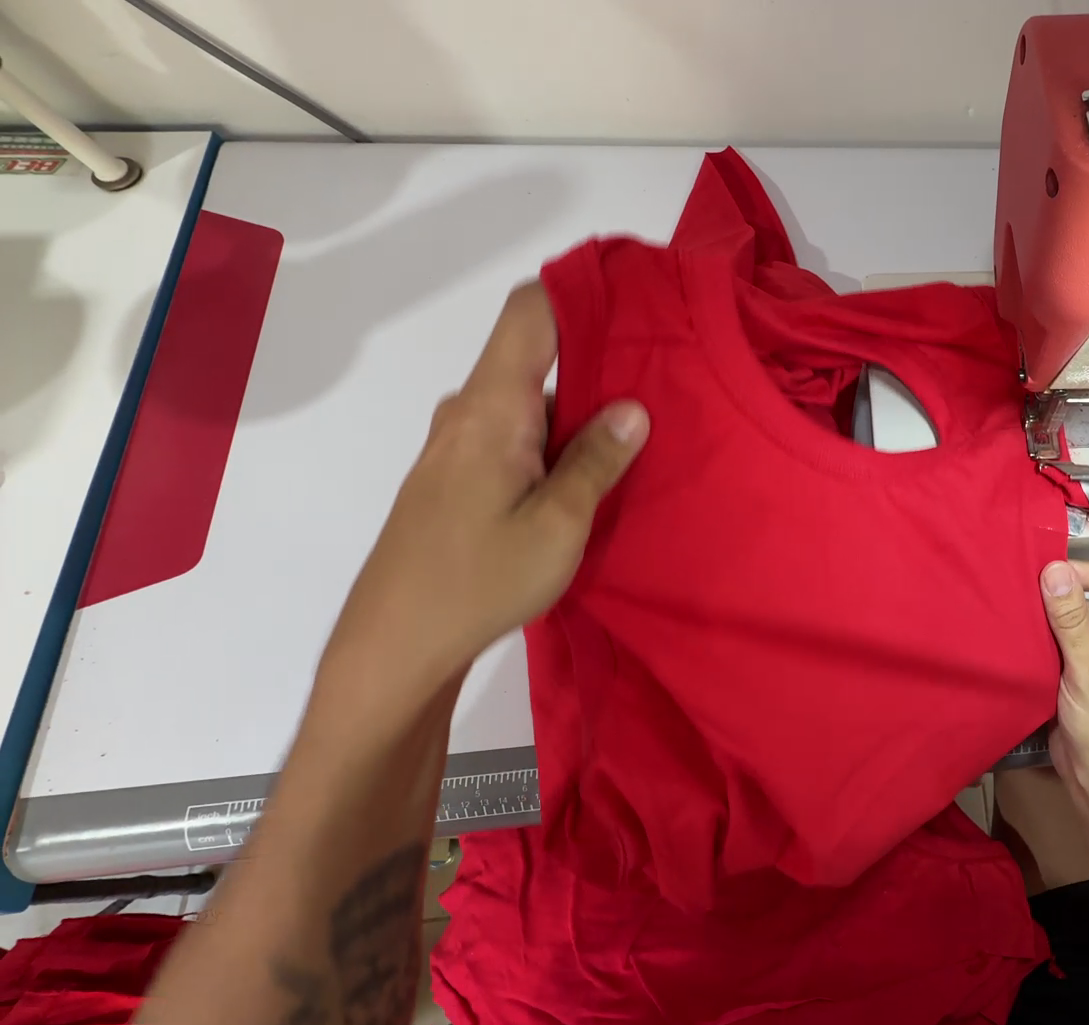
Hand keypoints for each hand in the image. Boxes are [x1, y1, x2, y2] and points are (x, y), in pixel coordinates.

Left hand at [328, 282, 648, 690]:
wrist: (399, 640)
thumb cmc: (481, 579)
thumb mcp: (559, 524)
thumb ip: (596, 461)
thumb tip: (634, 406)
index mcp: (492, 409)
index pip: (530, 314)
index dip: (580, 294)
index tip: (637, 300)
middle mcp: (469, 411)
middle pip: (535, 354)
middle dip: (598, 358)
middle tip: (663, 378)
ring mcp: (460, 442)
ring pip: (529, 399)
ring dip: (580, 406)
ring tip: (640, 429)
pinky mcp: (460, 472)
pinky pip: (517, 431)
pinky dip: (557, 435)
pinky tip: (593, 468)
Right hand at [1038, 560, 1088, 817]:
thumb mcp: (1087, 672)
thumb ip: (1070, 620)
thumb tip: (1053, 569)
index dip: (1075, 573)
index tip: (1035, 570)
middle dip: (1058, 592)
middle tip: (1018, 583)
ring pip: (1074, 611)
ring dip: (1048, 611)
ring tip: (1015, 600)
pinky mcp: (1088, 658)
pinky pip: (1066, 631)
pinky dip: (1045, 629)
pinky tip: (1021, 623)